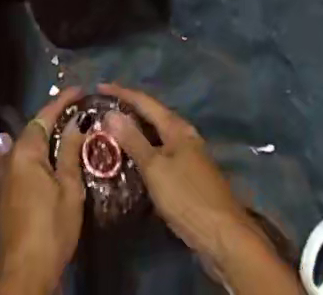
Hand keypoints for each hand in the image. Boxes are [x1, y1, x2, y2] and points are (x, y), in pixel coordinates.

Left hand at [0, 88, 87, 294]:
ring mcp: (6, 175)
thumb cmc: (51, 228)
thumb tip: (77, 122)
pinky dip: (42, 151)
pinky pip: (26, 159)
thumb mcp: (69, 188)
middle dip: (56, 116)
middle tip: (80, 109)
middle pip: (35, 128)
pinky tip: (55, 155)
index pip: (45, 115)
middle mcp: (11, 158)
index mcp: (26, 152)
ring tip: (71, 127)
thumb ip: (70, 151)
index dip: (63, 100)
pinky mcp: (7, 191)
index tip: (81, 90)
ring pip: (29, 144)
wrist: (24, 272)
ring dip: (48, 134)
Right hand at [98, 85, 295, 293]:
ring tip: (109, 134)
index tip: (99, 86)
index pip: (145, 102)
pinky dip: (142, 152)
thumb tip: (111, 112)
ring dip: (134, 133)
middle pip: (151, 116)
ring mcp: (187, 156)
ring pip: (155, 137)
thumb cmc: (187, 197)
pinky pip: (159, 155)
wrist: (223, 235)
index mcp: (177, 127)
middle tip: (100, 111)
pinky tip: (129, 162)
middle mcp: (183, 136)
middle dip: (127, 111)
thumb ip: (134, 140)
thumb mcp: (155, 168)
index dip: (122, 92)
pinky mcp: (187, 176)